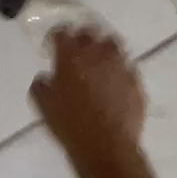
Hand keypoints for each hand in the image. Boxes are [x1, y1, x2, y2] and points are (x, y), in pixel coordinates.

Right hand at [31, 26, 145, 165]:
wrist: (106, 146)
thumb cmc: (69, 125)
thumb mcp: (43, 106)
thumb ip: (41, 85)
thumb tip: (45, 77)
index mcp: (70, 57)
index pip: (62, 32)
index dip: (56, 36)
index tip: (52, 46)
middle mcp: (97, 54)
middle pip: (90, 32)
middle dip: (81, 38)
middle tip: (76, 52)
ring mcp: (120, 65)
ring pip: (113, 44)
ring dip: (103, 49)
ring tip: (97, 63)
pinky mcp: (135, 80)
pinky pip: (126, 66)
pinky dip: (118, 69)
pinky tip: (112, 83)